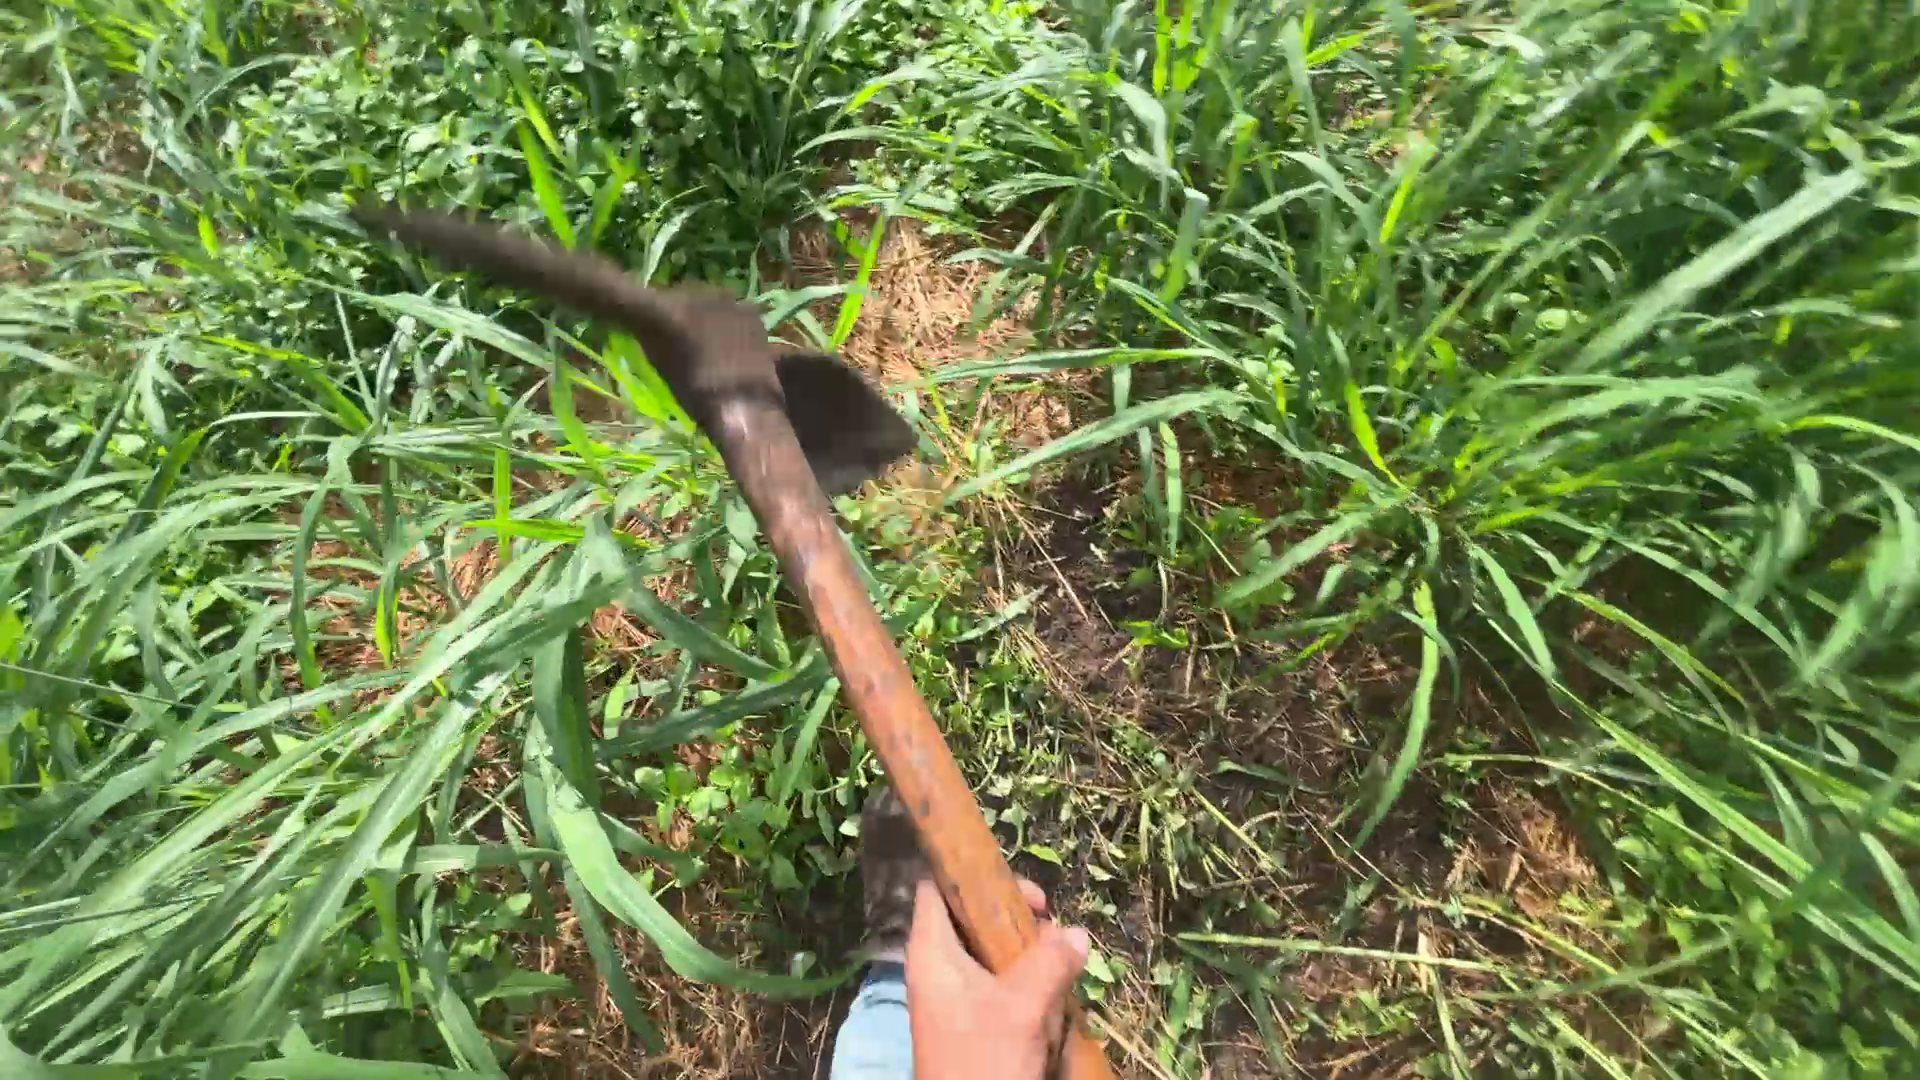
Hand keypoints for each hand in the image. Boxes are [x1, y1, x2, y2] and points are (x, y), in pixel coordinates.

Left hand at [906, 878, 1090, 1079]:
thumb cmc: (984, 1063)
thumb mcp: (1022, 1007)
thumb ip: (1050, 962)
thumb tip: (1077, 934)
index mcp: (931, 950)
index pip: (935, 887)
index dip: (969, 874)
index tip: (1014, 883)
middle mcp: (937, 966)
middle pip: (970, 915)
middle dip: (1012, 914)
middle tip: (1048, 919)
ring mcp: (953, 996)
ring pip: (989, 950)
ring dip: (1026, 951)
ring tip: (1056, 960)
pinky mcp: (972, 1021)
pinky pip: (998, 982)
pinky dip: (1025, 980)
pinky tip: (1052, 993)